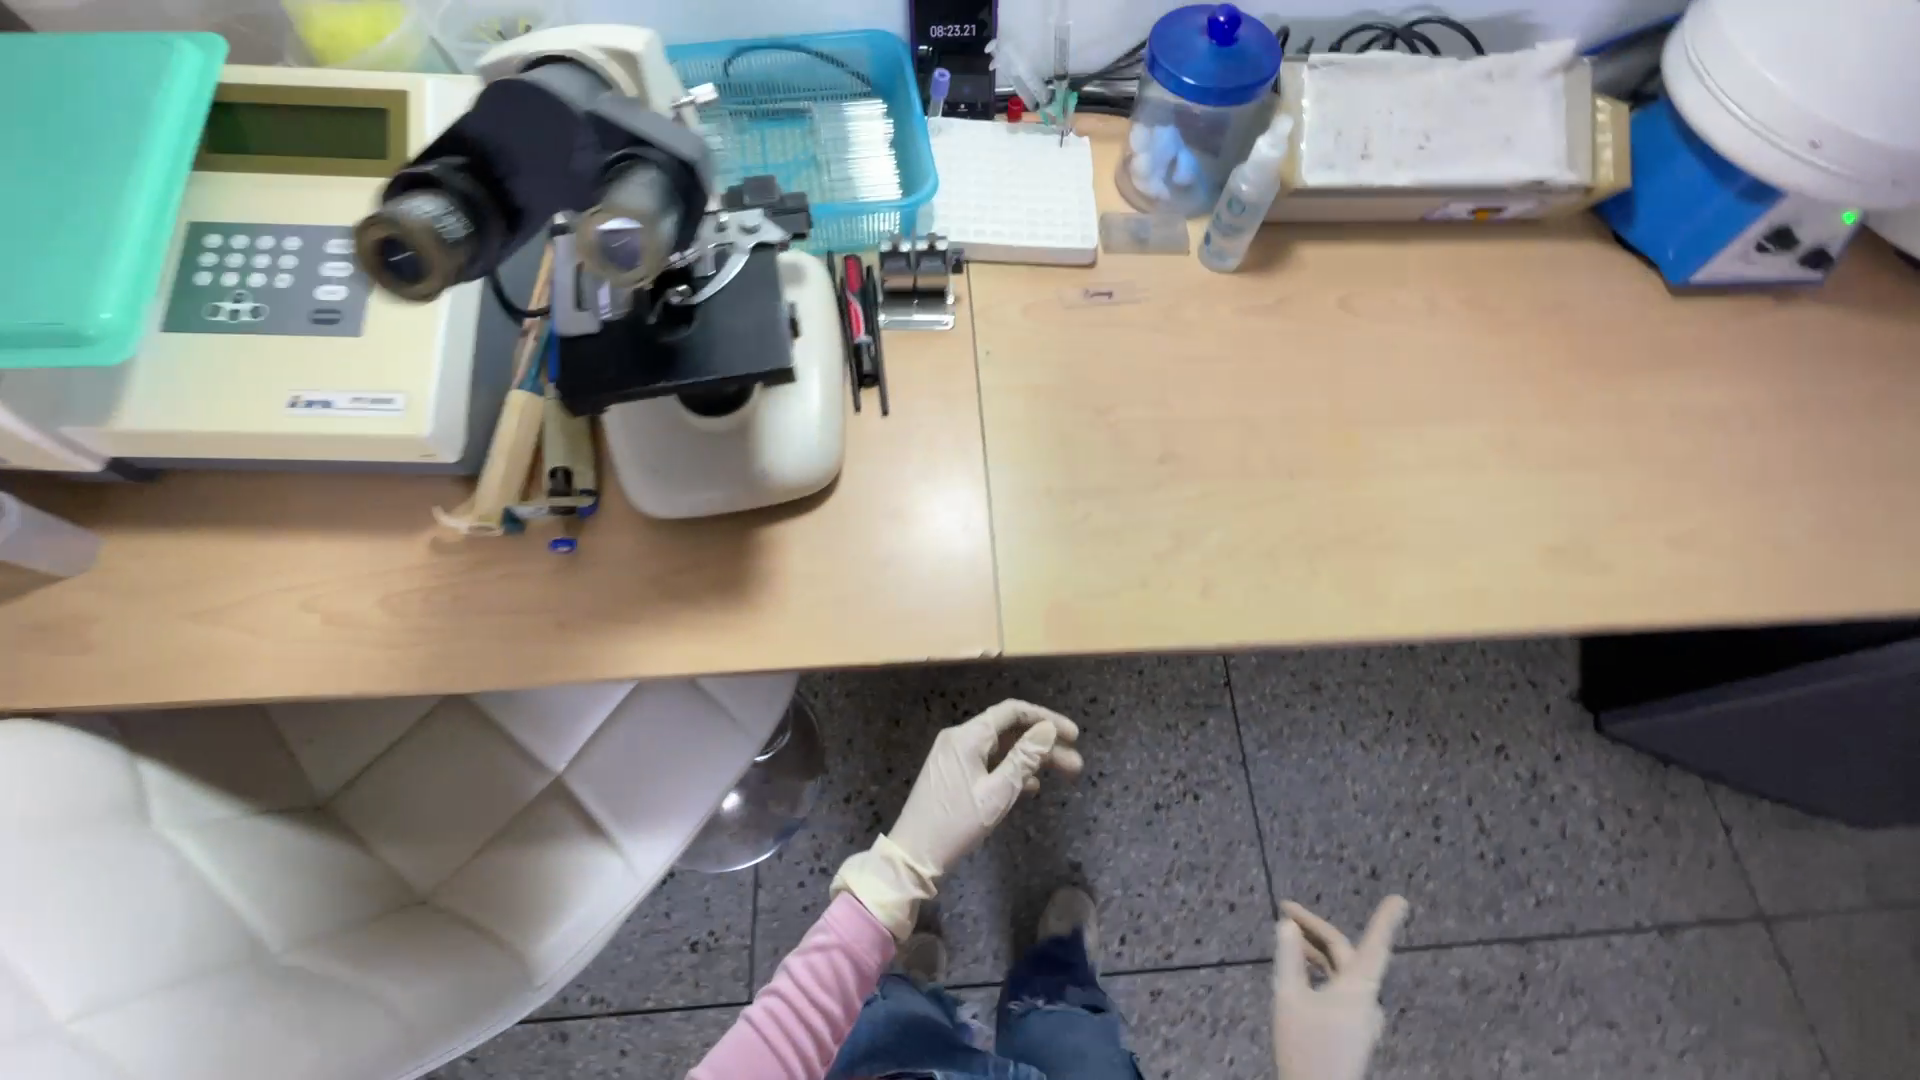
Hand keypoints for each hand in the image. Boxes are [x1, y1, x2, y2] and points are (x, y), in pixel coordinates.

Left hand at [832, 700, 1082, 939]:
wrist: (913, 855)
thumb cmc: (956, 824)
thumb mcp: (997, 793)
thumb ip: (1024, 758)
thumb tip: (1047, 729)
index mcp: (968, 736)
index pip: (1013, 712)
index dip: (1046, 719)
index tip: (1074, 735)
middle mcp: (960, 739)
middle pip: (1010, 731)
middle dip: (1044, 744)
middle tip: (1075, 764)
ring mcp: (954, 756)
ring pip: (1001, 749)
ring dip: (1032, 760)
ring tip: (1064, 776)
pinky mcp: (953, 774)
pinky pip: (988, 763)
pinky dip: (1011, 770)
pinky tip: (1031, 786)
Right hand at [1272, 897, 1408, 1079]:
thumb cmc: (1306, 1048)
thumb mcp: (1289, 996)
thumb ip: (1289, 958)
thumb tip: (1288, 925)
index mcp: (1358, 988)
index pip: (1374, 945)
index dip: (1386, 921)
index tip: (1400, 900)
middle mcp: (1365, 1000)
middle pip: (1345, 953)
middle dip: (1315, 928)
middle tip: (1284, 909)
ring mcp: (1360, 1018)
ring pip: (1340, 971)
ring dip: (1315, 950)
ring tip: (1287, 937)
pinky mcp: (1351, 1031)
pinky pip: (1339, 988)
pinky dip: (1320, 971)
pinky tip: (1299, 972)